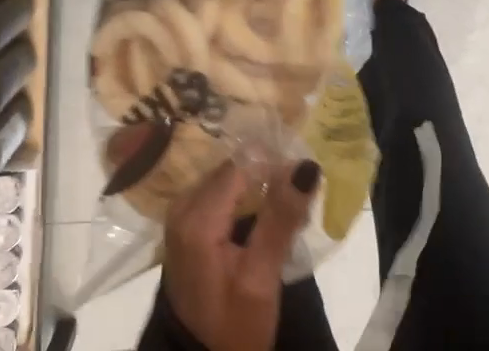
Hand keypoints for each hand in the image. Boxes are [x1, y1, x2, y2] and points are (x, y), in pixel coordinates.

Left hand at [162, 157, 320, 350]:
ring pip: (230, 177)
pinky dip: (248, 196)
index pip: (243, 165)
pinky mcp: (188, 224)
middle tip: (299, 198)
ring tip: (288, 208)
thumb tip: (306, 165)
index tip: (306, 179)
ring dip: (261, 185)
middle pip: (234, 168)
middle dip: (270, 174)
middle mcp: (183, 206)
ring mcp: (182, 214)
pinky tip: (267, 216)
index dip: (277, 164)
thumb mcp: (261, 276)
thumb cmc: (234, 324)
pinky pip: (222, 192)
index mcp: (196, 217)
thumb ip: (280, 218)